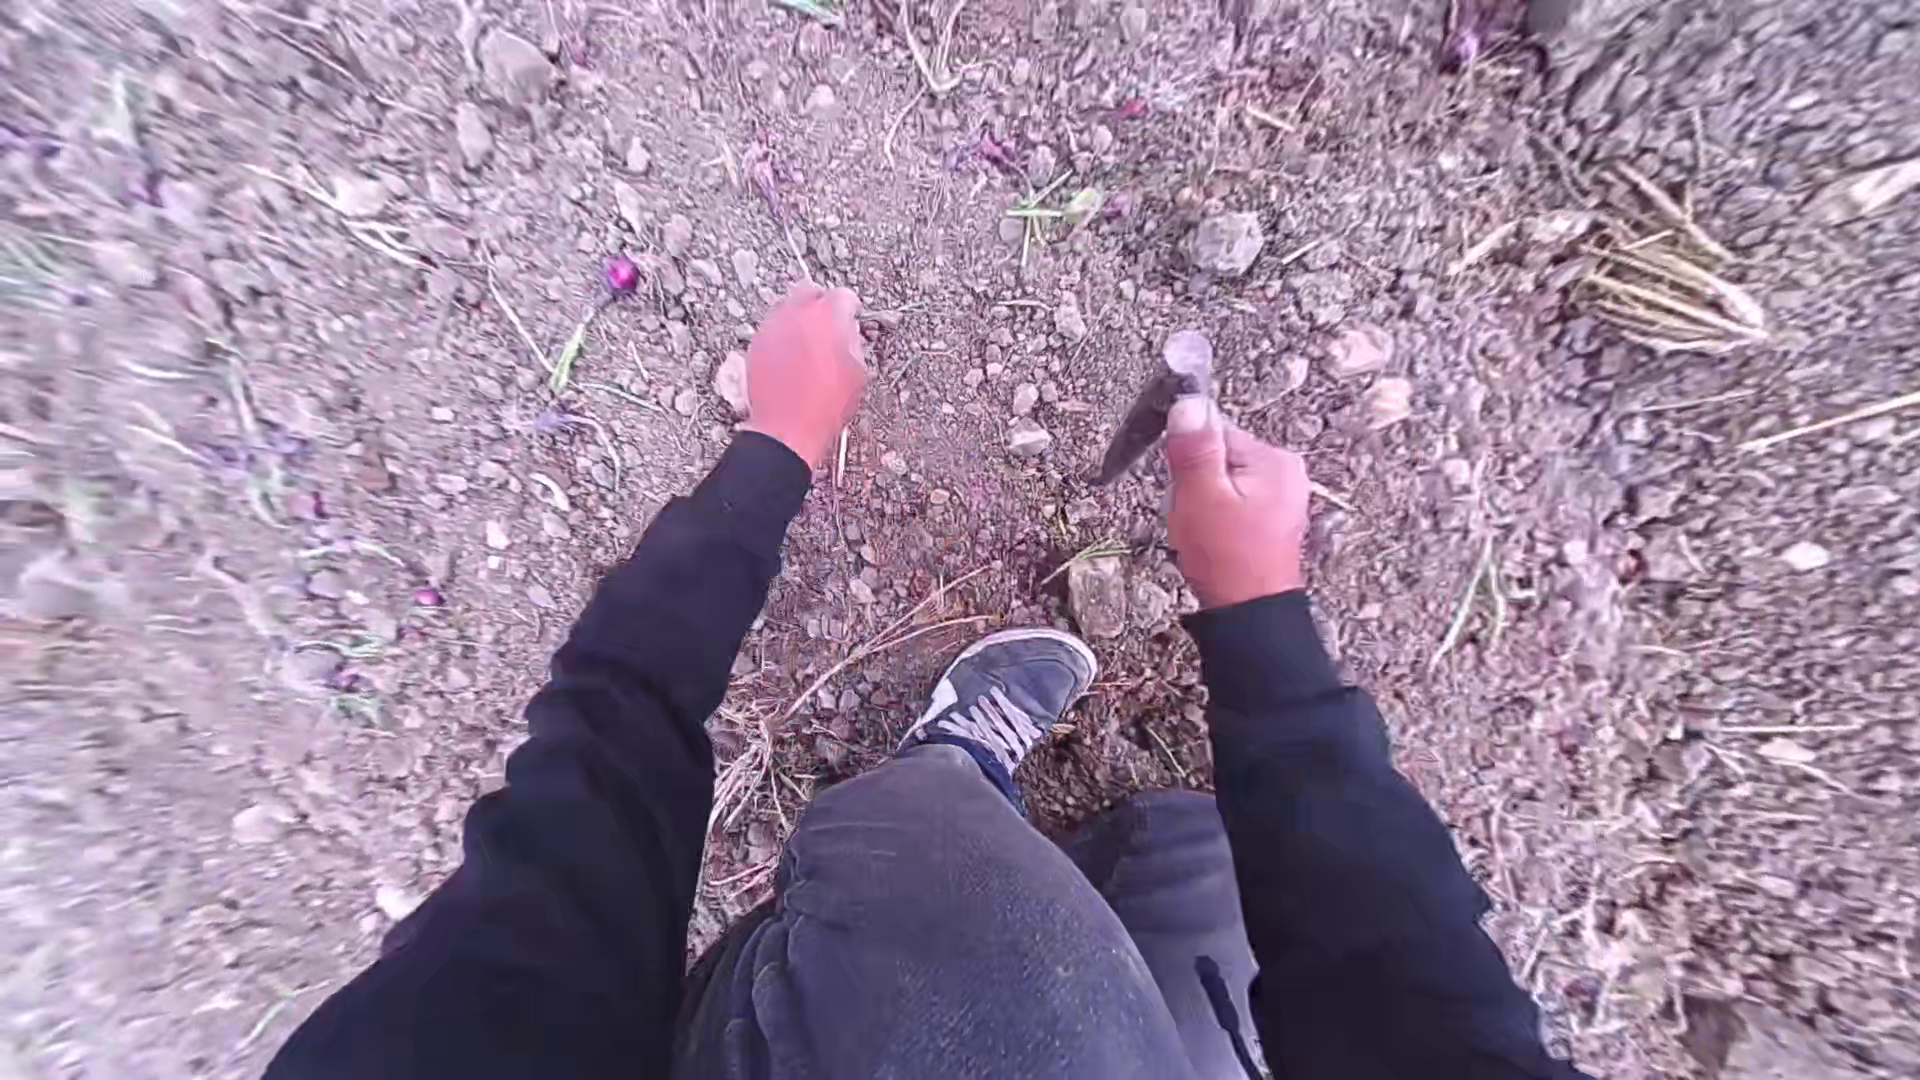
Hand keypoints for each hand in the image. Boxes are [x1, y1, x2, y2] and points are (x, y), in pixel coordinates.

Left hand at [742, 284, 867, 468]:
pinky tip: (792, 357)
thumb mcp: (857, 375)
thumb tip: (850, 335)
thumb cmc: (824, 408)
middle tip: (830, 324)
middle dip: (821, 304)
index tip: (852, 317)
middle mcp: (796, 316)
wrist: (788, 430)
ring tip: (810, 343)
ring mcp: (772, 329)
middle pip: (809, 291)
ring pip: (787, 308)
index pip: (843, 296)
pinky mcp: (756, 345)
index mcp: (827, 319)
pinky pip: (772, 329)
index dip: (851, 308)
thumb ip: (855, 345)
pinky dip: (783, 336)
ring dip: (800, 319)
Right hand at [1164, 395, 1309, 608]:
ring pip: (1219, 479)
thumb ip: (1194, 449)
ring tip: (1204, 528)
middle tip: (1195, 512)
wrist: (1248, 613)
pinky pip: (1229, 499)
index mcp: (1271, 460)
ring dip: (1201, 500)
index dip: (1186, 457)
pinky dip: (1213, 513)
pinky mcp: (1269, 515)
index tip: (1183, 483)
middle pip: (1216, 455)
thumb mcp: (1201, 496)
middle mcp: (1283, 471)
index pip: (1213, 431)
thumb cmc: (1228, 559)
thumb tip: (1189, 404)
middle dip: (1194, 482)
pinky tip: (1212, 536)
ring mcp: (1279, 495)